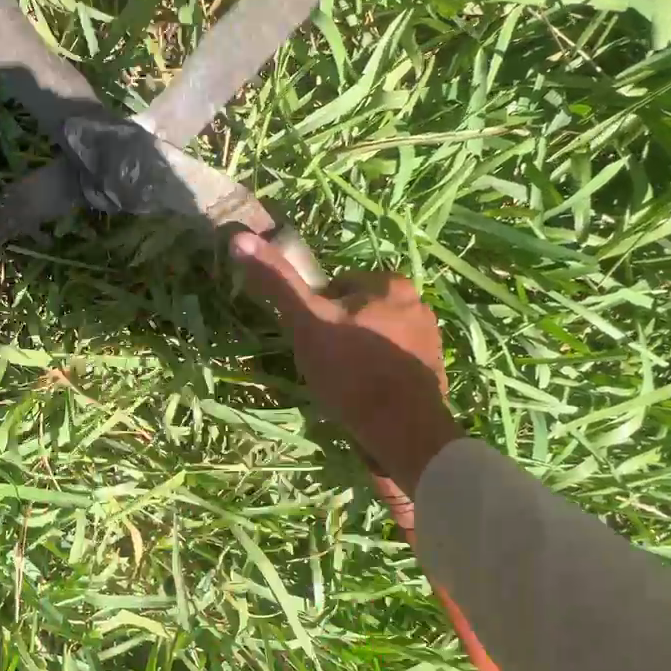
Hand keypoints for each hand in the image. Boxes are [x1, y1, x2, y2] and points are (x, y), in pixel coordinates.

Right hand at [230, 231, 461, 489]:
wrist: (403, 432)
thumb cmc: (352, 372)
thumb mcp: (307, 323)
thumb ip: (277, 283)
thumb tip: (239, 238)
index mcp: (390, 283)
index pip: (337, 288)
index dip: (315, 314)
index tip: (311, 341)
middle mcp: (418, 303)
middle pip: (356, 313)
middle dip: (338, 336)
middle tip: (324, 367)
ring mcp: (429, 340)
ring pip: (373, 339)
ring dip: (356, 358)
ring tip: (343, 387)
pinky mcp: (431, 372)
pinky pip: (390, 365)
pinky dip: (375, 378)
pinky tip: (363, 400)